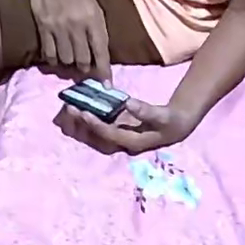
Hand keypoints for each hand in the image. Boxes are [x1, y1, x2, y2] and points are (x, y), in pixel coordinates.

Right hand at [28, 0, 110, 80]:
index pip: (101, 52)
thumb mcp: (94, 6)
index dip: (104, 72)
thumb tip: (99, 56)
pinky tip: (56, 59)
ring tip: (70, 63)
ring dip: (69, 66)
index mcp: (94, 19)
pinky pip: (49, 53)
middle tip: (84, 72)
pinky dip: (53, 61)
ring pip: (66, 59)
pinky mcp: (43, 26)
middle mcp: (77, 25)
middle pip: (82, 61)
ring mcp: (59, 26)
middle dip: (85, 70)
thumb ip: (97, 30)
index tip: (107, 86)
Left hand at [59, 98, 197, 154]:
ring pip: (96, 131)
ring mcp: (119, 134)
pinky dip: (90, 116)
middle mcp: (122, 141)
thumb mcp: (163, 116)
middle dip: (82, 124)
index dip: (95, 125)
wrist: (176, 125)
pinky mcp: (119, 127)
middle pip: (97, 136)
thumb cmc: (170, 121)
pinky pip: (100, 123)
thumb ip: (146, 111)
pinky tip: (81, 105)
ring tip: (69, 107)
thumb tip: (128, 103)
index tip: (83, 113)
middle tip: (68, 108)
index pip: (109, 134)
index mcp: (132, 141)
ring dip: (82, 122)